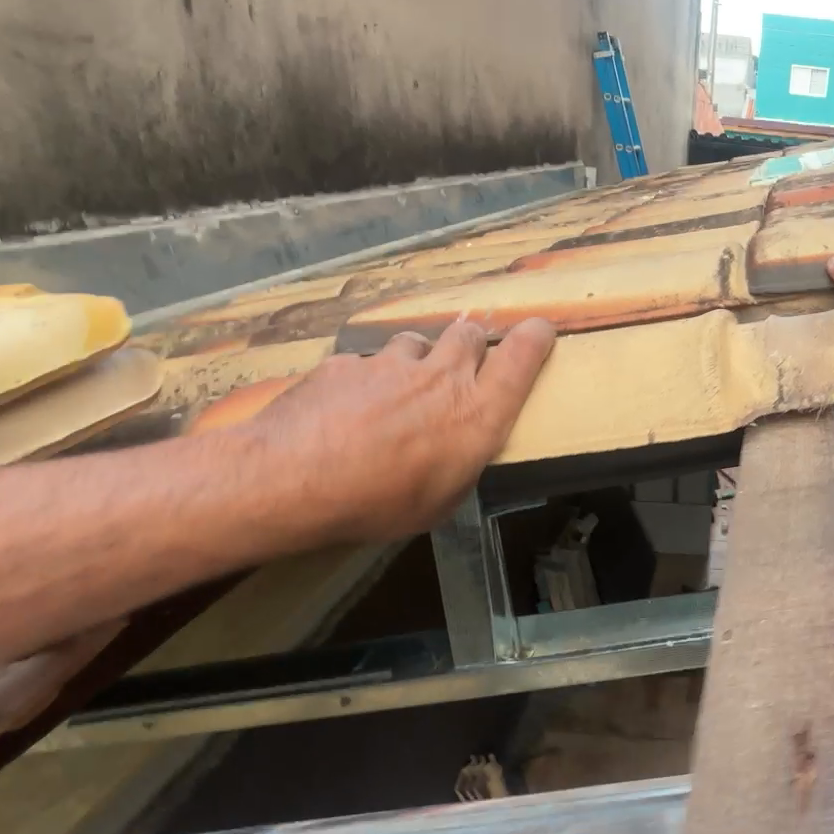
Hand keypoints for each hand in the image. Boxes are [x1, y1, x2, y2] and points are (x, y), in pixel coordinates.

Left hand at [241, 319, 554, 541]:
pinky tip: (346, 408)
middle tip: (462, 364)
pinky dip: (366, 379)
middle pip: (469, 334)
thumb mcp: (442, 502)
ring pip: (416, 342)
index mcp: (477, 413)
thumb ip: (461, 464)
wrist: (293, 480)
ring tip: (399, 388)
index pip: (521, 357)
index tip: (540, 330)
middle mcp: (441, 377)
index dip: (535, 338)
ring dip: (417, 359)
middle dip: (472, 343)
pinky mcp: (345, 363)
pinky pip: (365, 363)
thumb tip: (460, 454)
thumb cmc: (381, 504)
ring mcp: (390, 364)